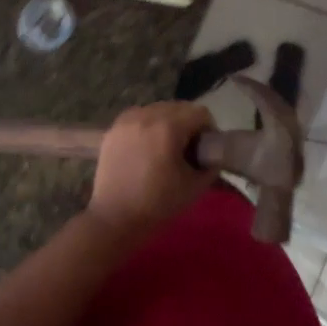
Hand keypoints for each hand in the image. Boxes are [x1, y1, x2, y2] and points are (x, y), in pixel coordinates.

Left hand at [86, 102, 215, 237]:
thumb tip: (214, 153)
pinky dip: (148, 126)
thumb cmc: (159, 204)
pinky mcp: (112, 130)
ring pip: (157, 109)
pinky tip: (147, 148)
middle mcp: (146, 116)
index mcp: (168, 127)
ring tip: (166, 148)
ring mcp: (126, 121)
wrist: (116, 218)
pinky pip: (138, 117)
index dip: (209, 130)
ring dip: (168, 122)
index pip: (200, 113)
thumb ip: (212, 163)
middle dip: (188, 124)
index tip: (206, 149)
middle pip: (178, 107)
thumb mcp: (196, 186)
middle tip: (188, 149)